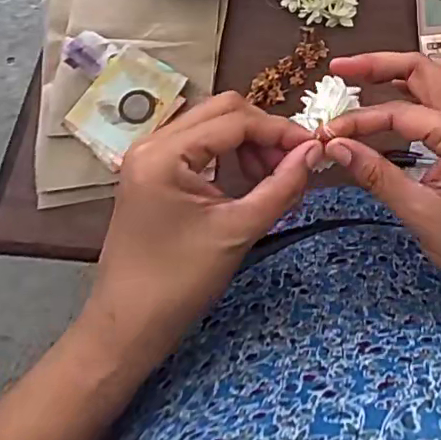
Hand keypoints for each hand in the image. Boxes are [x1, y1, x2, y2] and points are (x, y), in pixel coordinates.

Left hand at [89, 92, 322, 351]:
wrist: (126, 329)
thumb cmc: (179, 284)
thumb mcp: (238, 231)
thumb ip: (281, 186)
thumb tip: (314, 152)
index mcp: (165, 153)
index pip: (234, 120)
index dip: (278, 131)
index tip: (313, 148)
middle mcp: (153, 142)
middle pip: (222, 110)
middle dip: (264, 131)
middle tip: (293, 161)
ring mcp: (150, 155)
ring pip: (213, 123)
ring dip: (248, 140)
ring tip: (272, 174)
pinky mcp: (154, 170)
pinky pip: (201, 143)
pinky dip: (230, 152)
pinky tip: (248, 178)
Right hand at [321, 52, 440, 324]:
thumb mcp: (419, 212)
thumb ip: (376, 174)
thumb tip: (336, 147)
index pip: (397, 112)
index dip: (358, 120)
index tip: (327, 132)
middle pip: (420, 69)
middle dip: (378, 63)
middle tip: (340, 68)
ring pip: (430, 78)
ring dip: (393, 71)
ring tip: (357, 74)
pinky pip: (435, 98)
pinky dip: (407, 89)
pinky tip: (385, 96)